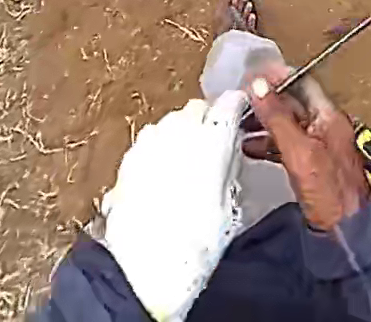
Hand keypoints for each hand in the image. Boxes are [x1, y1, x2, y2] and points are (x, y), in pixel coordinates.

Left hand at [97, 92, 248, 319]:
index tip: (239, 106)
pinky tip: (168, 168)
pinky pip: (153, 136)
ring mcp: (149, 140)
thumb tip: (231, 145)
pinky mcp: (131, 152)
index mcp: (206, 145)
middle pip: (196, 109)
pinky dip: (164, 143)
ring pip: (173, 120)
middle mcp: (175, 133)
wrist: (142, 265)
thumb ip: (228, 168)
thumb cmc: (191, 247)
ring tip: (192, 159)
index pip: (224, 108)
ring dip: (184, 130)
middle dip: (208, 118)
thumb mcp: (226, 211)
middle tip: (217, 139)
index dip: (233, 105)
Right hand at [245, 66, 370, 230]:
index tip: (252, 76)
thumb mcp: (298, 150)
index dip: (276, 76)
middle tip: (240, 100)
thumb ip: (277, 116)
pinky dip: (268, 142)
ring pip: (288, 124)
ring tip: (240, 124)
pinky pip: (288, 144)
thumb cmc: (329, 193)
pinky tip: (251, 148)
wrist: (349, 238)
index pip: (302, 83)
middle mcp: (327, 129)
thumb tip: (257, 84)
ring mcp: (321, 148)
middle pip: (292, 103)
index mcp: (330, 119)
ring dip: (263, 122)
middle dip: (265, 100)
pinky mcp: (314, 166)